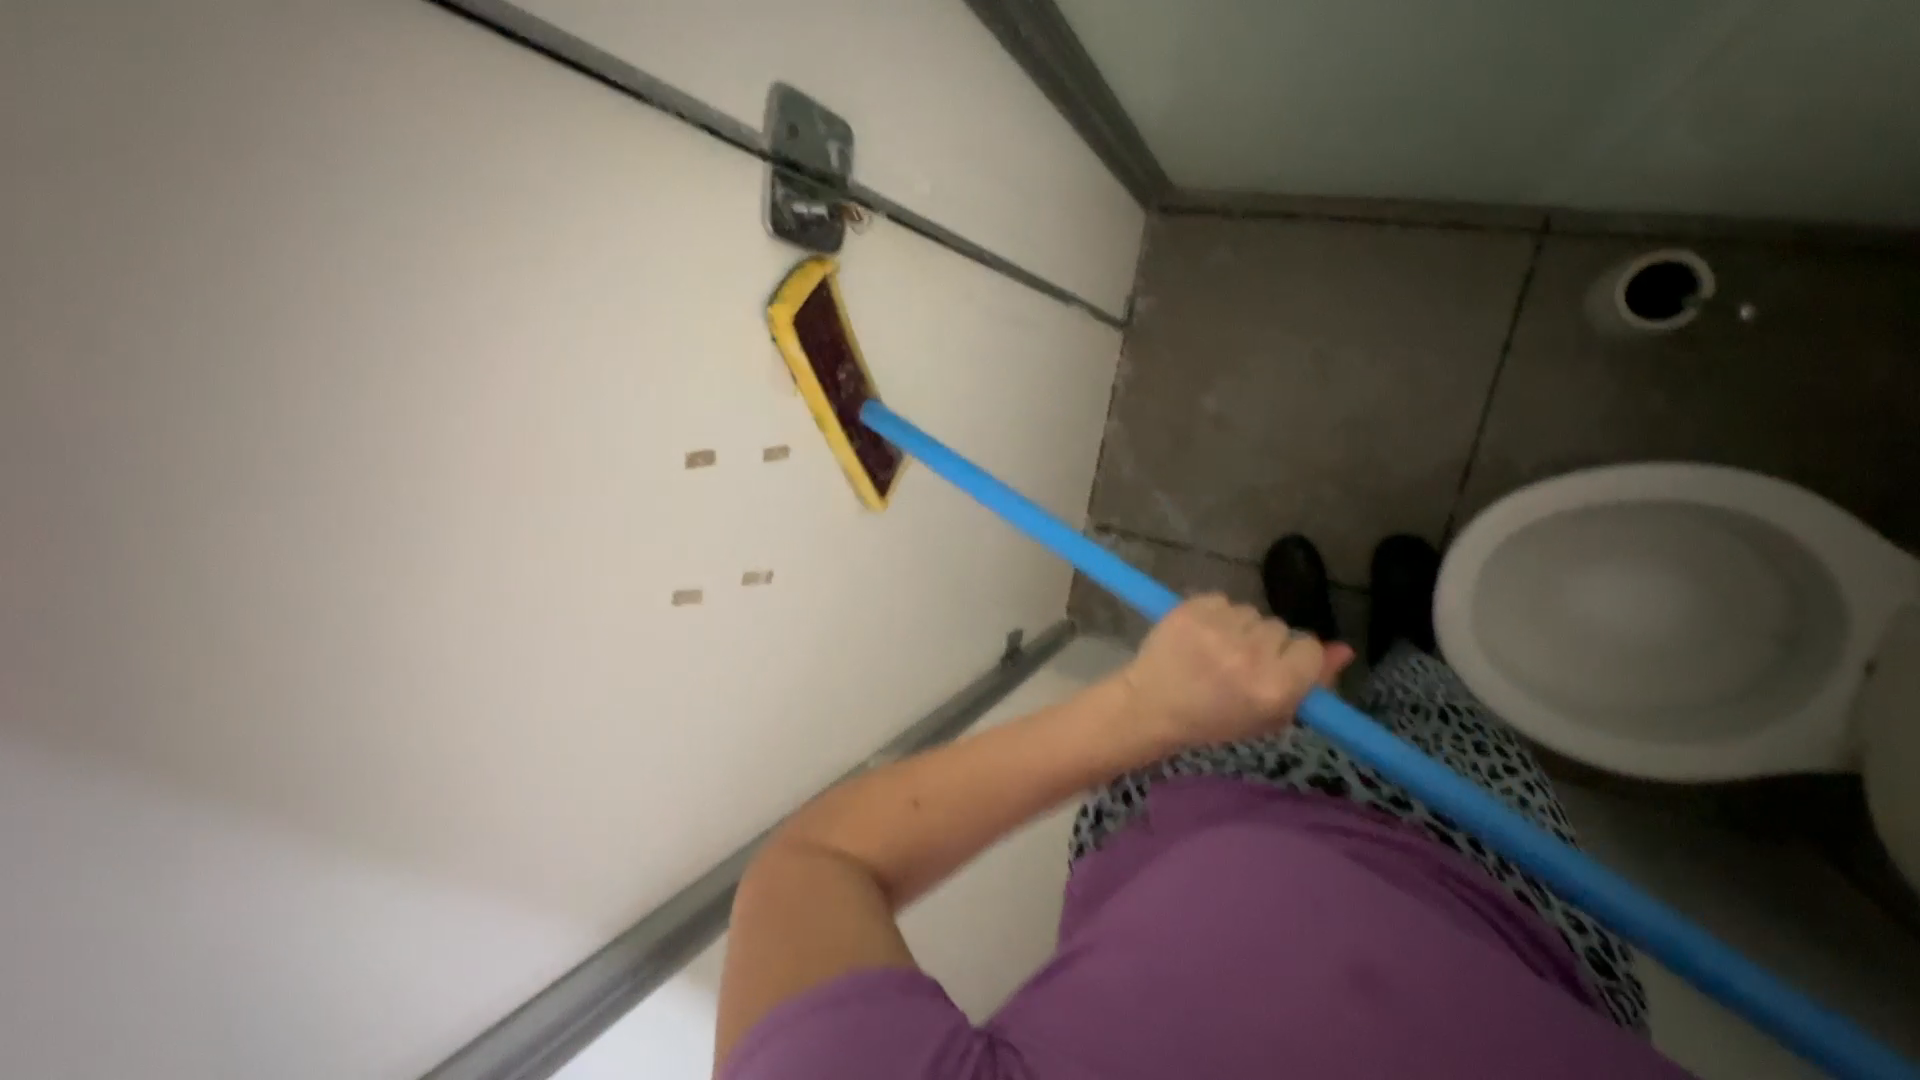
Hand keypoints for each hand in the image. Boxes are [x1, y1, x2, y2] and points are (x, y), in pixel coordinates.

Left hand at [1113, 594, 1353, 750]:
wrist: (1150, 706)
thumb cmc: (1212, 720)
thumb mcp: (1267, 717)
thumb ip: (1311, 684)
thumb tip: (1345, 650)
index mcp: (1274, 687)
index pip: (1310, 648)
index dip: (1294, 658)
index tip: (1274, 669)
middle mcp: (1251, 654)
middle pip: (1280, 628)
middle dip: (1264, 643)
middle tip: (1237, 666)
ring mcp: (1220, 628)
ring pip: (1251, 612)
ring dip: (1238, 628)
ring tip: (1214, 651)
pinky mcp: (1193, 608)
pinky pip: (1222, 600)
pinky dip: (1214, 614)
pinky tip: (1199, 637)